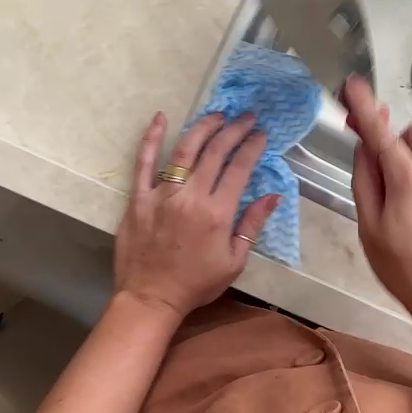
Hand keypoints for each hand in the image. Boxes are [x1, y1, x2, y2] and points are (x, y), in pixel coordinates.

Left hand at [115, 111, 280, 318]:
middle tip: (245, 117)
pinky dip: (151, 138)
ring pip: (184, 150)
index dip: (252, 147)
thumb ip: (252, 225)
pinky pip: (143, 162)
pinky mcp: (138, 198)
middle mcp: (191, 197)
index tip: (261, 135)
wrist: (151, 297)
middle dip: (233, 130)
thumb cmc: (197, 284)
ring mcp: (162, 194)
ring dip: (202, 128)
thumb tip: (273, 196)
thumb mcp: (234, 261)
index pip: (239, 168)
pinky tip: (160, 118)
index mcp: (217, 213)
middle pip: (215, 152)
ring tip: (216, 115)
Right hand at [341, 76, 411, 343]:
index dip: (363, 105)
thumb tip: (363, 150)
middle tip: (379, 168)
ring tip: (400, 211)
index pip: (379, 130)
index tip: (352, 83)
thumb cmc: (406, 271)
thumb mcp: (370, 229)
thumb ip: (365, 183)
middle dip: (396, 141)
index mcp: (405, 176)